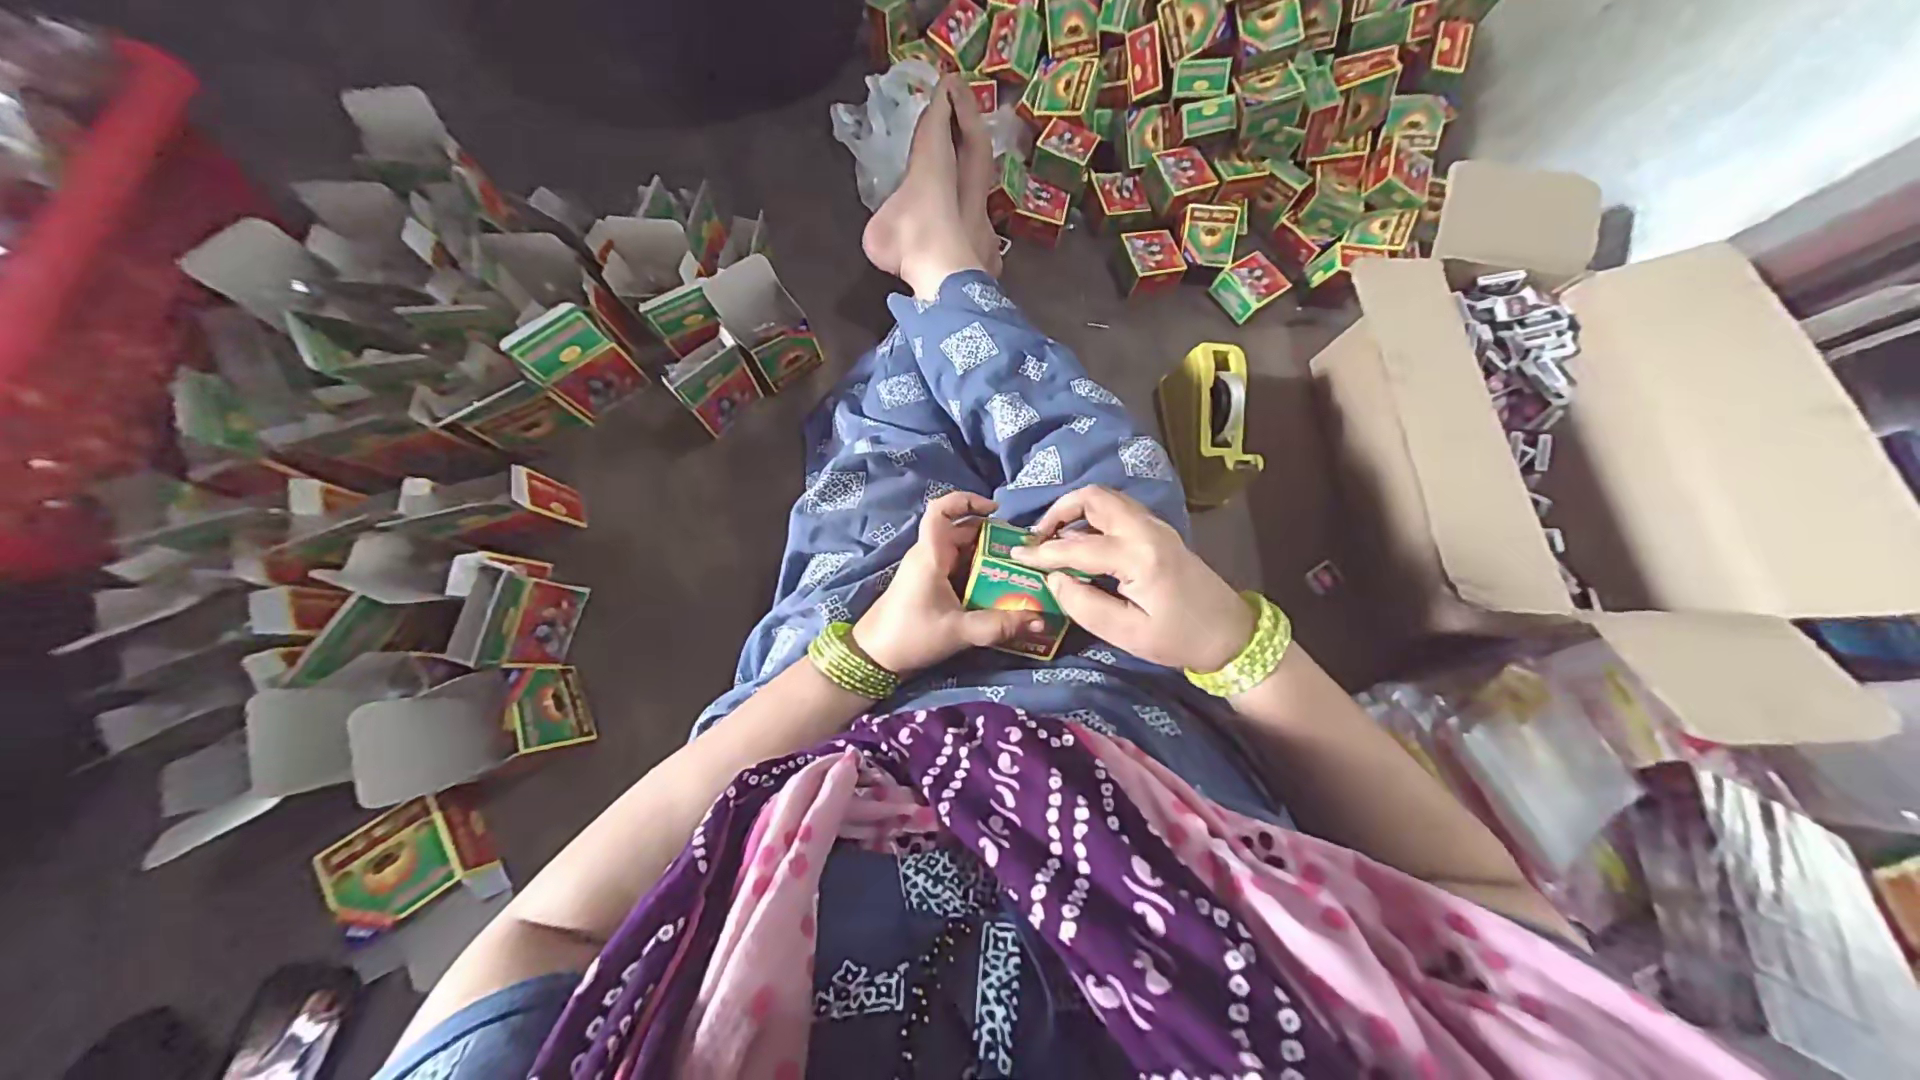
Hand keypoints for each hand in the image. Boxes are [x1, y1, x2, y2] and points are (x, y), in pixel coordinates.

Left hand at [852, 491, 1045, 675]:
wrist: (873, 657)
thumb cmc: (911, 635)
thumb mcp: (959, 632)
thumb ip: (999, 625)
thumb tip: (1039, 621)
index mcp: (930, 555)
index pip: (941, 510)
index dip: (967, 500)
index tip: (995, 509)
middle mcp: (928, 555)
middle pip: (960, 531)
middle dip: (990, 535)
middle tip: (1020, 550)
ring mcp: (926, 570)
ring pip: (959, 550)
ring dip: (985, 555)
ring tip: (1015, 568)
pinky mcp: (927, 585)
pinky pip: (955, 567)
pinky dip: (975, 571)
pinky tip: (995, 587)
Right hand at [1012, 485, 1253, 671]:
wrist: (1232, 635)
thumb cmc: (1180, 639)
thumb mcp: (1128, 634)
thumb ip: (1084, 605)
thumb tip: (1054, 579)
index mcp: (1138, 556)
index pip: (1076, 547)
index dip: (1041, 552)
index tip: (1016, 554)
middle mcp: (1145, 530)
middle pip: (1094, 497)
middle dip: (1058, 511)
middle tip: (1039, 538)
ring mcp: (1155, 527)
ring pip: (1106, 499)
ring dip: (1076, 511)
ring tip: (1056, 539)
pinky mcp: (1159, 532)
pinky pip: (1118, 510)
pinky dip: (1093, 517)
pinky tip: (1082, 543)